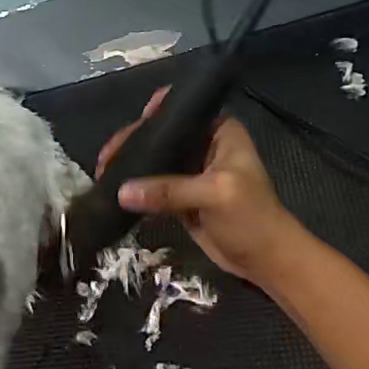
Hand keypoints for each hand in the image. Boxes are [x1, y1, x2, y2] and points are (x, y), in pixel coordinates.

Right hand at [97, 89, 309, 286]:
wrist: (265, 259)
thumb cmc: (251, 217)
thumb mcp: (214, 195)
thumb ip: (170, 190)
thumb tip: (122, 191)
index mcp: (220, 131)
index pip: (184, 109)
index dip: (157, 110)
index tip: (132, 124)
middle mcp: (204, 145)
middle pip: (162, 134)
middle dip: (134, 142)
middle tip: (106, 159)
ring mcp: (191, 171)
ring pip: (155, 161)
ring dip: (131, 166)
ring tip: (102, 173)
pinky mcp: (183, 197)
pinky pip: (154, 187)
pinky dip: (137, 189)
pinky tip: (113, 192)